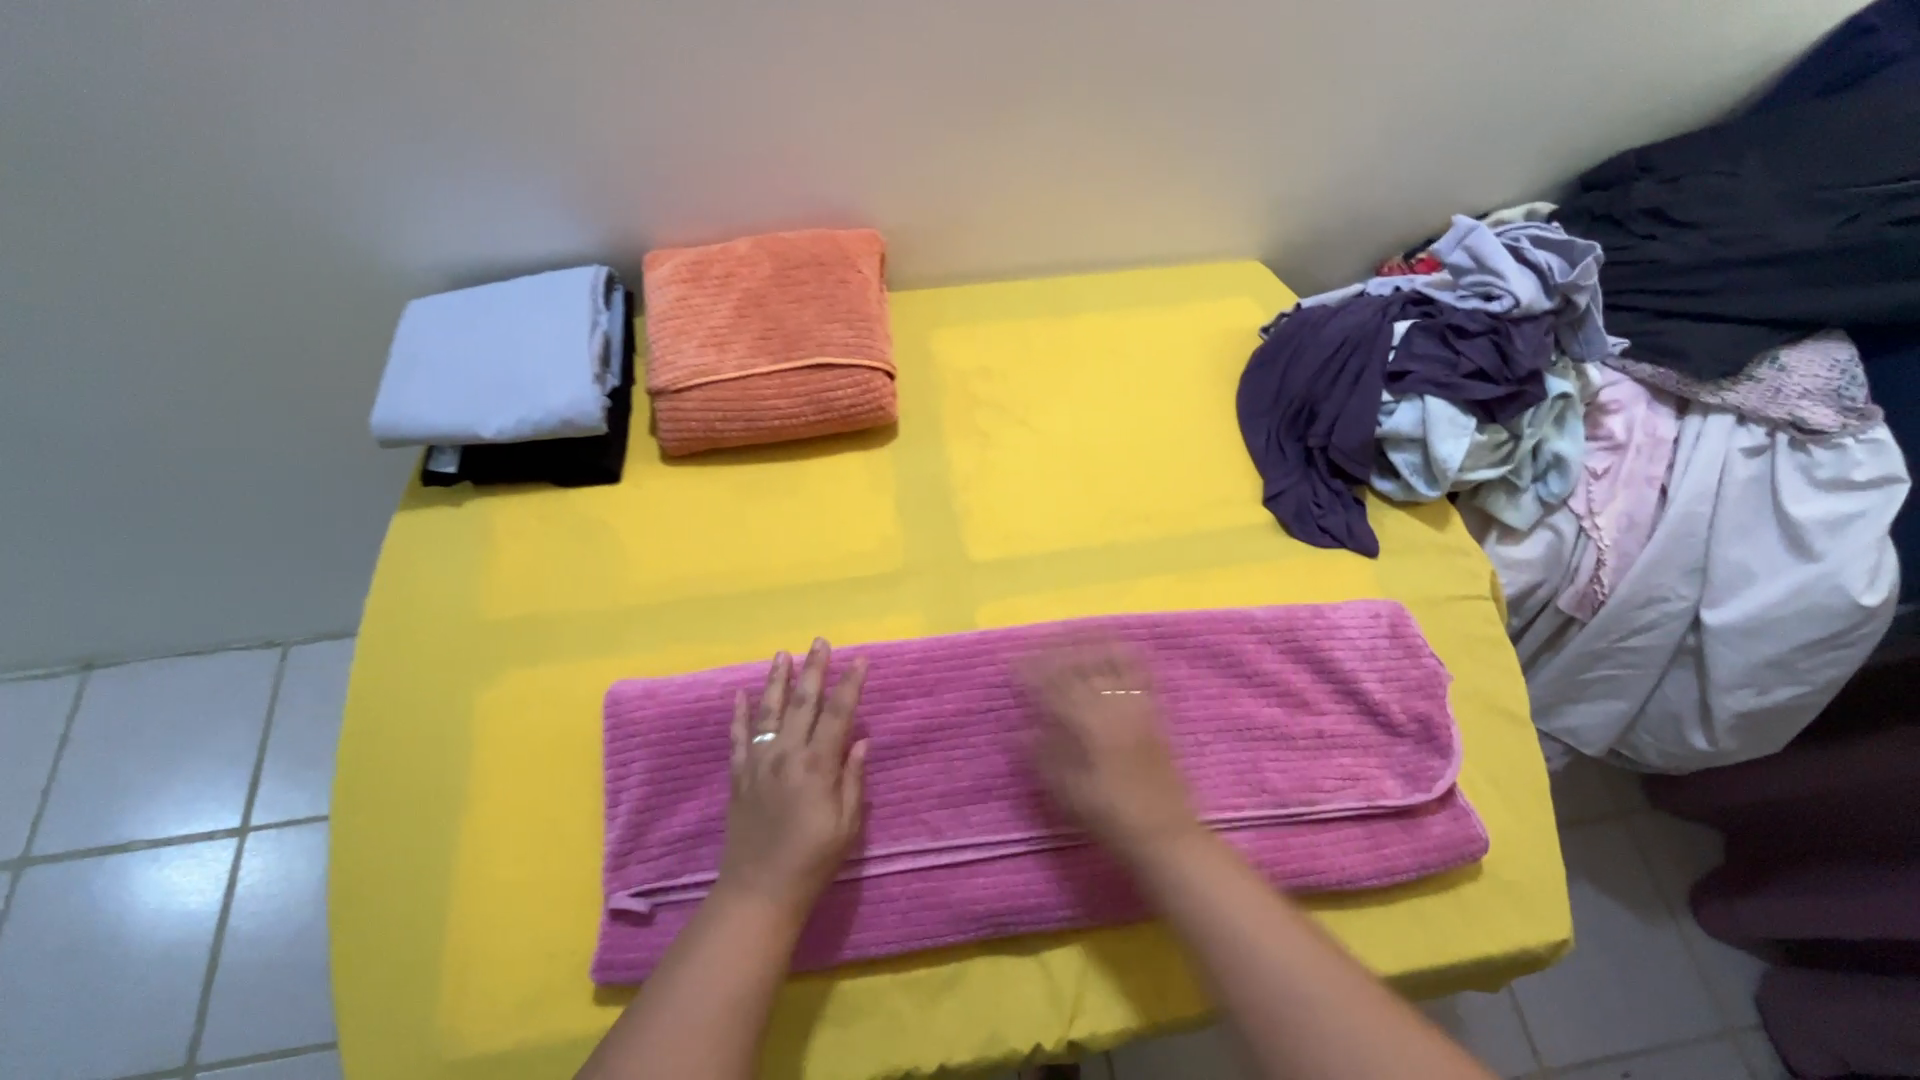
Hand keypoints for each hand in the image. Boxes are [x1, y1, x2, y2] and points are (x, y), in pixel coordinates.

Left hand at [715, 638, 869, 917]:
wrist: (759, 889)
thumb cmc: (813, 861)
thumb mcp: (846, 825)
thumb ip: (853, 779)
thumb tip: (861, 740)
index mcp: (817, 766)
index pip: (838, 714)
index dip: (851, 685)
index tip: (860, 660)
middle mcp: (786, 755)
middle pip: (803, 702)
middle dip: (814, 669)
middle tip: (820, 641)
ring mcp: (758, 762)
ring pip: (768, 710)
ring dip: (777, 680)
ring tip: (783, 655)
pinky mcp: (739, 775)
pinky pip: (737, 736)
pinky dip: (738, 713)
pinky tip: (740, 693)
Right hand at [1020, 644, 1202, 865]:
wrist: (1164, 833)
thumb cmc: (1109, 817)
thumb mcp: (1065, 791)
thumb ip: (1042, 755)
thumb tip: (1022, 731)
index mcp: (1086, 724)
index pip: (1052, 685)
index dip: (1030, 671)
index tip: (1013, 664)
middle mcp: (1112, 705)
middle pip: (1080, 664)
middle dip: (1054, 653)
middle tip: (1036, 653)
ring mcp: (1137, 704)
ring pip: (1111, 659)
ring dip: (1087, 647)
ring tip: (1070, 645)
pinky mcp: (1156, 710)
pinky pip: (1140, 671)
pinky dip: (1122, 656)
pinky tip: (1109, 654)